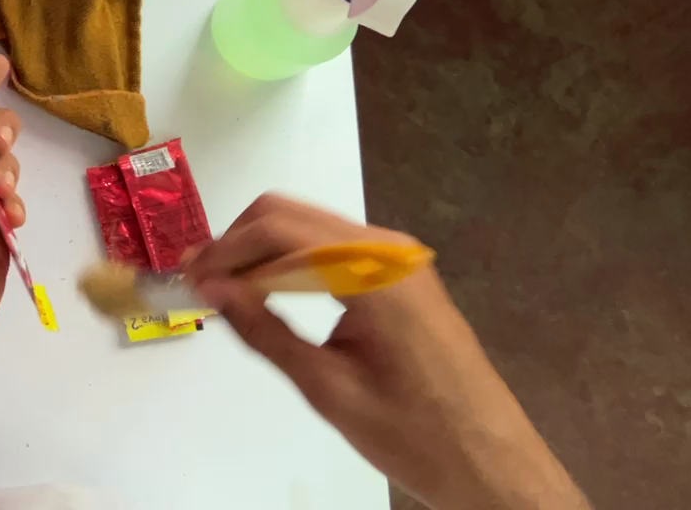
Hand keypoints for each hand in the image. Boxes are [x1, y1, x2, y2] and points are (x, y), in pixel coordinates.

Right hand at [187, 195, 588, 509]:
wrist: (501, 474)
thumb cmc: (416, 439)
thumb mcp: (328, 389)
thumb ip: (263, 330)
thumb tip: (208, 287)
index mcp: (376, 274)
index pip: (279, 233)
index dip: (226, 250)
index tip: (189, 278)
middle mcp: (386, 249)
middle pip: (286, 215)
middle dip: (236, 243)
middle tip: (201, 280)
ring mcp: (395, 257)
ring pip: (301, 224)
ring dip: (257, 248)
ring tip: (224, 286)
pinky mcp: (396, 271)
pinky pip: (324, 244)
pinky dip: (286, 258)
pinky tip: (266, 290)